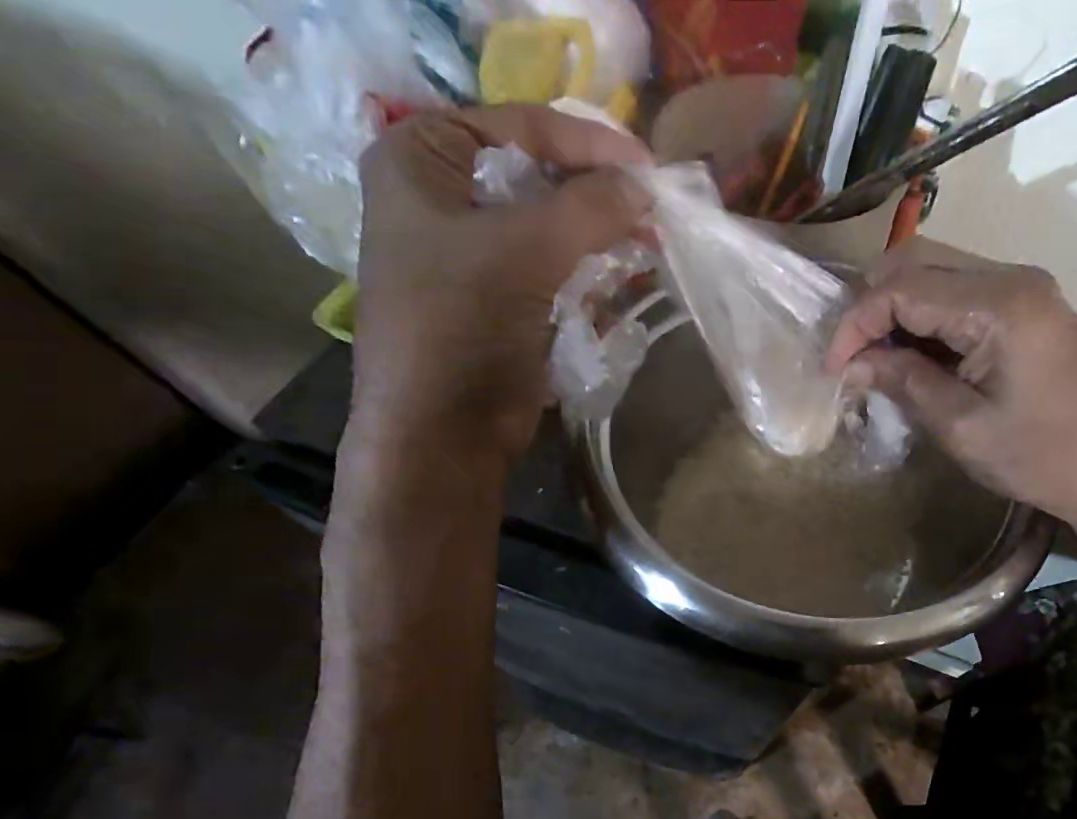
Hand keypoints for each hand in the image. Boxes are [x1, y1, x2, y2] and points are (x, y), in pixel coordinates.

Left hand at [352, 105, 651, 464]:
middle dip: (598, 199)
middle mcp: (441, 198)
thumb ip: (591, 206)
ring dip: (599, 241)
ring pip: (551, 230)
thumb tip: (646, 187)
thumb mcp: (525, 249)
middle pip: (539, 178)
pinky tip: (621, 285)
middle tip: (655, 214)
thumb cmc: (461, 325)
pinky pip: (551, 273)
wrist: (440, 434)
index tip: (650, 166)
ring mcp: (469, 255)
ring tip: (649, 249)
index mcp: (421, 159)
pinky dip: (586, 277)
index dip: (589, 143)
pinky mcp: (497, 303)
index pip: (520, 126)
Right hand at [825, 241, 1076, 530]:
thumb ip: (902, 381)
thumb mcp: (960, 426)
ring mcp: (1021, 287)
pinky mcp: (1024, 305)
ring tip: (875, 361)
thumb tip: (849, 365)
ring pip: (934, 272)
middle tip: (851, 359)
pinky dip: (923, 317)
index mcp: (999, 305)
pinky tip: (910, 356)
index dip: (856, 324)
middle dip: (871, 306)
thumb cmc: (1039, 457)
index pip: (902, 288)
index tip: (832, 369)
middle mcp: (1011, 277)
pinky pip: (957, 293)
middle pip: (916, 262)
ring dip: (895, 310)